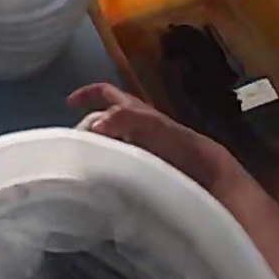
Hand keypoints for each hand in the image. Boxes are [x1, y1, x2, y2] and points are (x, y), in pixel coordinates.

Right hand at [67, 82, 242, 195]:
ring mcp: (138, 153)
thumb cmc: (182, 149)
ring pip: (108, 145)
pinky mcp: (141, 175)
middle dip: (86, 129)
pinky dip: (102, 172)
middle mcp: (135, 129)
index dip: (88, 94)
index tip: (67, 103)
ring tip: (78, 166)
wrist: (210, 183)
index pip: (107, 94)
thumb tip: (92, 127)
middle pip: (103, 122)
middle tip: (71, 148)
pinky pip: (114, 168)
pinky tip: (94, 184)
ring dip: (92, 152)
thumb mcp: (154, 126)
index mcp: (136, 112)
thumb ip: (126, 119)